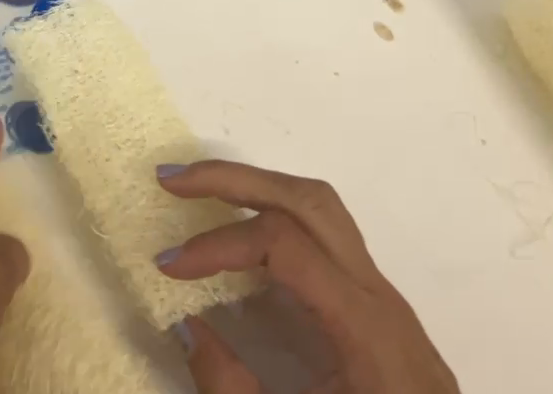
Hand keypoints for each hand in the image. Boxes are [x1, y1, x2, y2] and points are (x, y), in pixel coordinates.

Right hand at [155, 162, 457, 393]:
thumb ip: (229, 387)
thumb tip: (186, 325)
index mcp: (368, 330)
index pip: (284, 245)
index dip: (217, 245)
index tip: (168, 267)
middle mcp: (383, 298)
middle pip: (308, 201)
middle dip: (233, 180)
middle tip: (171, 180)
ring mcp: (384, 297)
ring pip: (320, 207)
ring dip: (254, 187)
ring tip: (197, 188)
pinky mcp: (376, 305)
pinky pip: (323, 235)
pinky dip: (273, 214)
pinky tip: (238, 232)